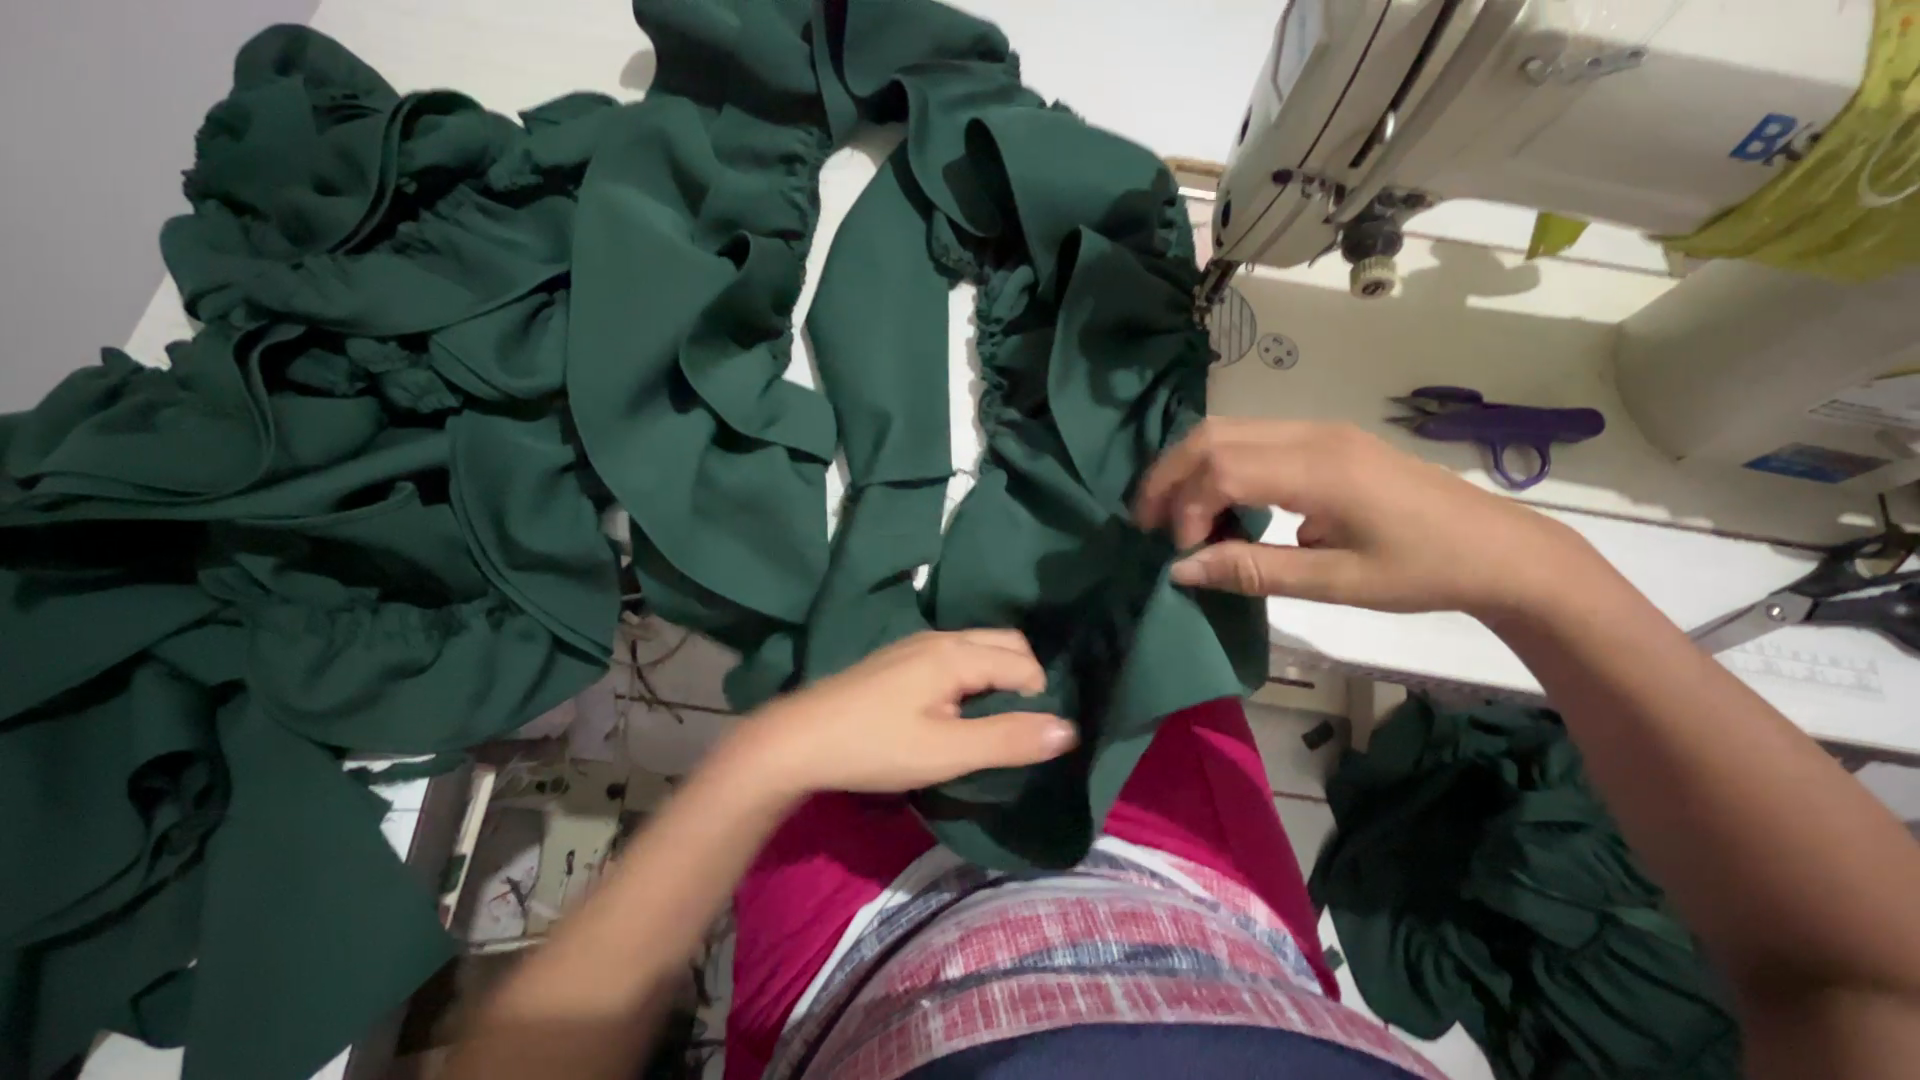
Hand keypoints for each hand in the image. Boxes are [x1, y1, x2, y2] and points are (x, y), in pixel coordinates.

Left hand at [723, 631, 1077, 797]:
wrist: (798, 741)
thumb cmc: (875, 746)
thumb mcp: (947, 751)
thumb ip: (1008, 739)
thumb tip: (1069, 730)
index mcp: (956, 653)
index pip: (1024, 663)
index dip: (1038, 699)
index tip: (1029, 738)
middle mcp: (940, 638)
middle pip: (1005, 643)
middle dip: (1023, 678)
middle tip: (1015, 727)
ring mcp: (914, 646)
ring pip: (977, 648)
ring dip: (996, 677)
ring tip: (990, 723)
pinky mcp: (897, 661)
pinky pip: (954, 657)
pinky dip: (972, 677)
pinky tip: (955, 711)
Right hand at [1133, 419, 1600, 618]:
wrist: (1497, 549)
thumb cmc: (1421, 571)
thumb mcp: (1334, 583)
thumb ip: (1252, 570)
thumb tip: (1180, 569)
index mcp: (1318, 468)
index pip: (1221, 467)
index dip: (1186, 508)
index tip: (1184, 554)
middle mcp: (1312, 434)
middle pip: (1213, 435)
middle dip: (1170, 478)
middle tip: (1148, 526)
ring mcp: (1320, 430)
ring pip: (1228, 429)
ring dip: (1190, 469)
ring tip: (1175, 517)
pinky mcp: (1326, 439)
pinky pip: (1252, 438)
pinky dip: (1219, 466)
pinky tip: (1220, 505)